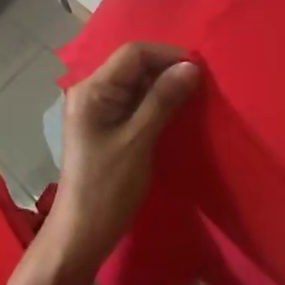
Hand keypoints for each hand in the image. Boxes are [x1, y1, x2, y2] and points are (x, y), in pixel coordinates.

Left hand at [48, 43, 199, 270]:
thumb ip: (162, 100)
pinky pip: (130, 99)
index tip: (200, 69)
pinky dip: (152, 100)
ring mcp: (94, 106)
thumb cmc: (108, 188)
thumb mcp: (139, 142)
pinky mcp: (102, 122)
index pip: (132, 53)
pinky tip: (173, 110)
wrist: (83, 231)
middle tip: (201, 84)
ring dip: (161, 84)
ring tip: (192, 95)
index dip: (167, 54)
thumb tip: (191, 67)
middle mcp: (88, 89)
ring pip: (133, 81)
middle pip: (131, 64)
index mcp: (91, 89)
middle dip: (166, 68)